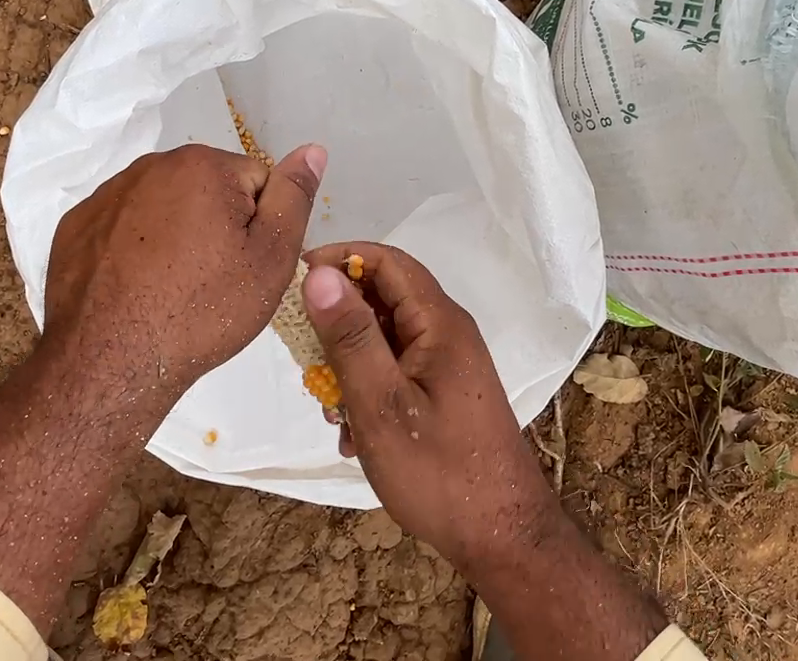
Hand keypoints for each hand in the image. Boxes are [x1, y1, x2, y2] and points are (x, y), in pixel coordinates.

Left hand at [45, 142, 325, 399]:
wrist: (110, 362)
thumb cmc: (203, 310)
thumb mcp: (270, 258)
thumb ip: (294, 197)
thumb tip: (313, 149)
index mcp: (203, 165)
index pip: (256, 182)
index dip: (259, 226)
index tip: (243, 265)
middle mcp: (151, 165)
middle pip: (208, 189)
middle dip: (217, 224)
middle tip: (212, 280)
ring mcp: (107, 194)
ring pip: (165, 206)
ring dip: (175, 233)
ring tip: (171, 287)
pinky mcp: (75, 224)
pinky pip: (123, 225)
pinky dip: (133, 247)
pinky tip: (134, 286)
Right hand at [302, 243, 671, 660]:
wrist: (502, 538)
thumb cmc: (439, 472)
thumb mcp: (381, 404)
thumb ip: (350, 337)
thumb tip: (320, 274)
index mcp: (439, 322)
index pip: (386, 261)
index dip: (339, 259)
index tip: (295, 280)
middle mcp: (447, 332)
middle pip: (384, 296)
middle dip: (338, 318)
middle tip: (303, 351)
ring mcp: (447, 362)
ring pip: (385, 336)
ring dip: (349, 360)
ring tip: (328, 403)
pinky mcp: (443, 391)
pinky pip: (396, 368)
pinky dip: (368, 386)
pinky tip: (352, 430)